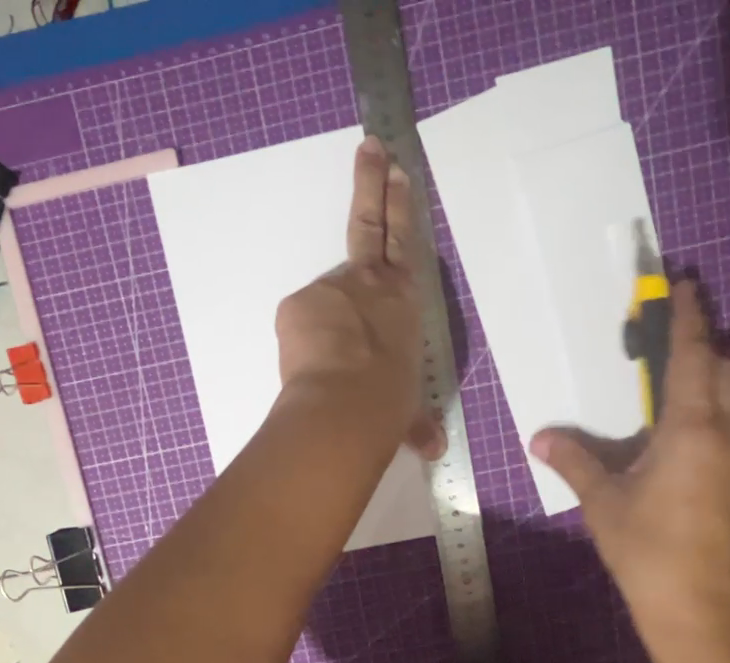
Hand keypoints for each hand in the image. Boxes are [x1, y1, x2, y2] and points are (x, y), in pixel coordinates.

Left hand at [275, 136, 444, 458]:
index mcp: (403, 302)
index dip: (400, 202)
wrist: (344, 406)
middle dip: (371, 181)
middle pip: (369, 221)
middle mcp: (370, 284)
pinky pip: (300, 325)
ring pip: (325, 303)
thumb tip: (432, 449)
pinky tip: (309, 369)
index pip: (404, 242)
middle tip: (371, 146)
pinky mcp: (297, 304)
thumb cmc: (388, 404)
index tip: (396, 166)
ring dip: (326, 326)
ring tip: (330, 367)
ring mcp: (330, 289)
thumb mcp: (407, 410)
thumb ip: (416, 424)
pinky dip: (303, 346)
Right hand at [530, 280, 729, 627]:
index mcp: (691, 429)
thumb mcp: (601, 502)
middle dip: (708, 351)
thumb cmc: (644, 546)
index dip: (689, 319)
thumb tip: (539, 438)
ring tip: (684, 410)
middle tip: (680, 347)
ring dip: (717, 396)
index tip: (688, 286)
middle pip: (729, 373)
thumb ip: (574, 461)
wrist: (697, 607)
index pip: (693, 358)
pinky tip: (699, 469)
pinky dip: (722, 441)